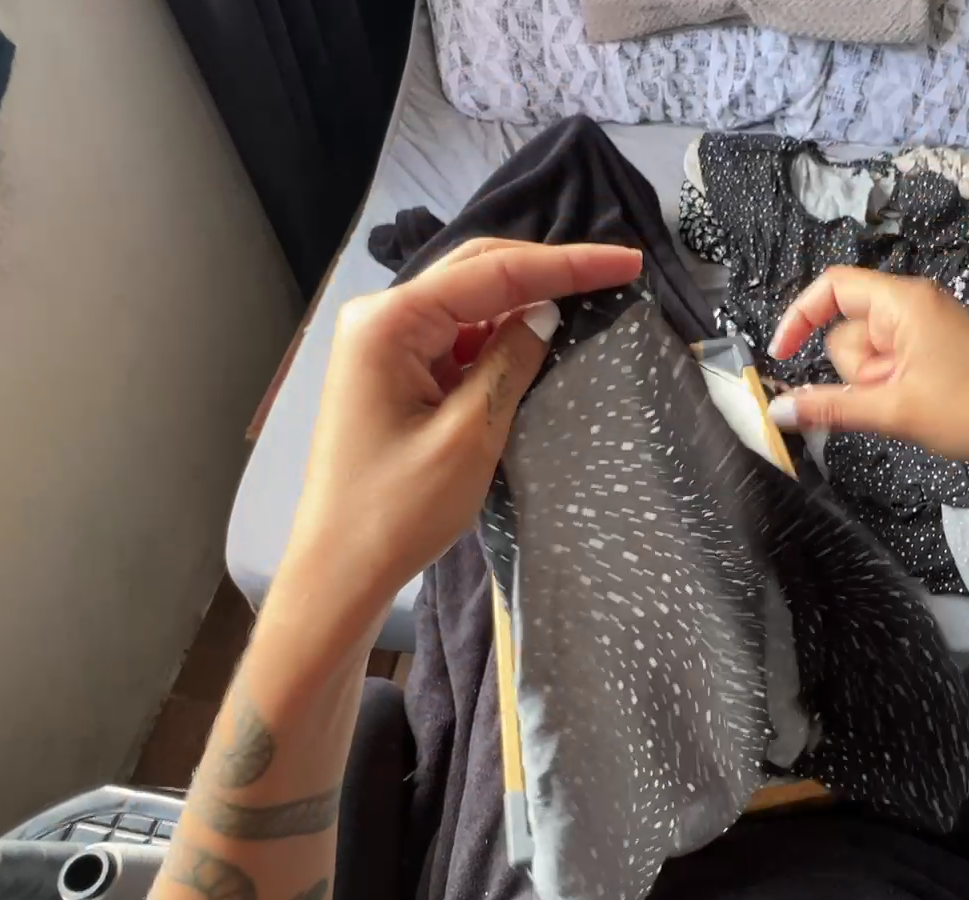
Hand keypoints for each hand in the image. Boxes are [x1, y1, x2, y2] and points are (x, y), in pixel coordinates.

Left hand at [273, 239, 642, 647]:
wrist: (341, 569)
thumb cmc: (399, 510)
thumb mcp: (469, 435)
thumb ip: (509, 362)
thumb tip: (546, 314)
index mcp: (391, 323)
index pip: (494, 273)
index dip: (568, 265)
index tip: (627, 261)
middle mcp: (382, 319)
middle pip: (477, 272)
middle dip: (546, 271)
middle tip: (613, 273)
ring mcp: (385, 346)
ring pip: (469, 306)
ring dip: (525, 304)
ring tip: (586, 302)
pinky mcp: (395, 375)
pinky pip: (457, 341)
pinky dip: (500, 340)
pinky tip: (536, 341)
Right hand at [766, 268, 968, 474]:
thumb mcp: (891, 412)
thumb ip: (829, 409)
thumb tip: (776, 411)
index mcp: (904, 303)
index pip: (833, 287)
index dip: (799, 317)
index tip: (782, 355)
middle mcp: (914, 303)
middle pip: (848, 329)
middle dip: (857, 370)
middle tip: (889, 394)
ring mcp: (927, 324)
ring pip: (867, 351)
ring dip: (874, 382)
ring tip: (908, 401)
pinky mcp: (935, 345)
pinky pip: (890, 359)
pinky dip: (889, 383)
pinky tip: (916, 402)